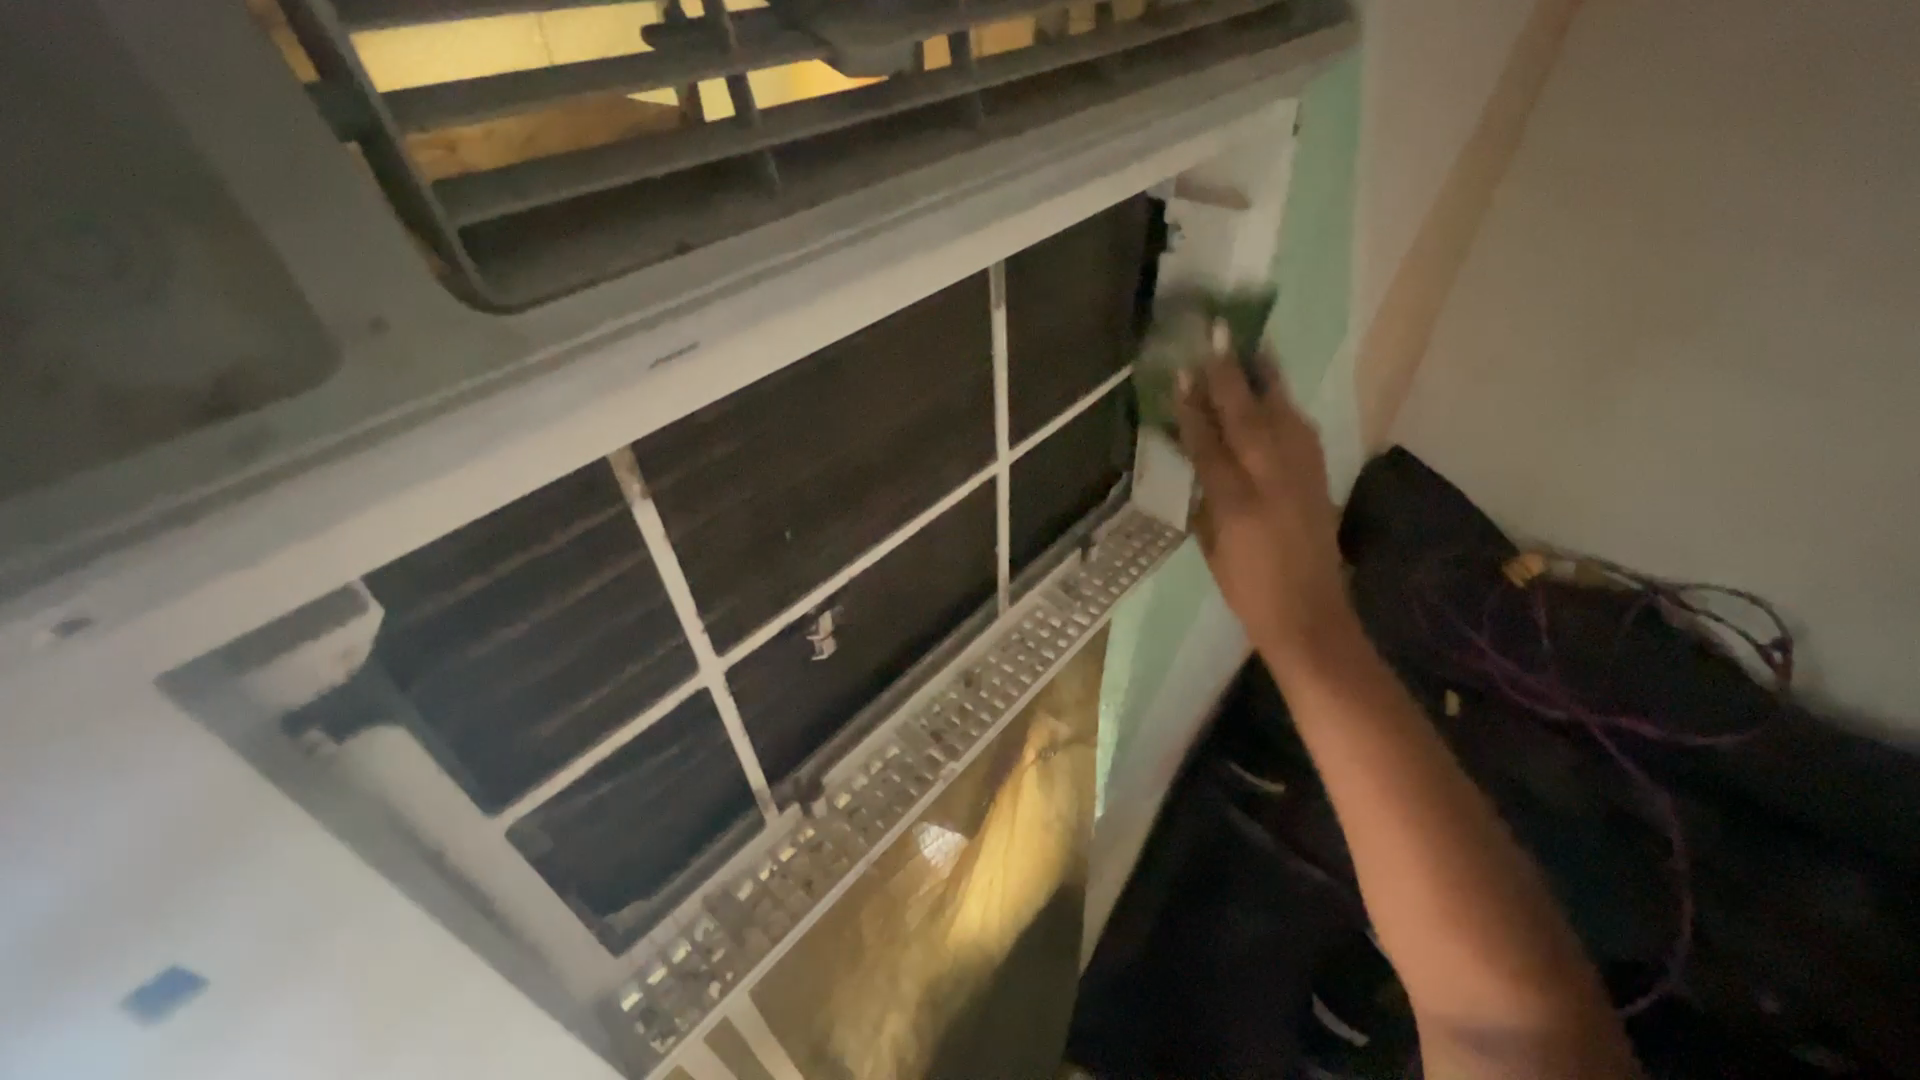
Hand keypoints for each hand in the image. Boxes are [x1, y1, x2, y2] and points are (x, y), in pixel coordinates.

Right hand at [1173, 344, 1355, 669]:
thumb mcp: (1212, 547)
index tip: (1180, 373)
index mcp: (1235, 504)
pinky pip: (1302, 433)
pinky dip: (1287, 409)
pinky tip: (1279, 395)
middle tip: (1218, 336)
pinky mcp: (1321, 481)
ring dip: (1266, 381)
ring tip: (1253, 348)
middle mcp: (1271, 482)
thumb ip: (1205, 499)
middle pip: (1248, 418)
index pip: (1209, 444)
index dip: (1193, 408)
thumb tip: (1199, 458)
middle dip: (1230, 376)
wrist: (1310, 616)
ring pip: (1282, 417)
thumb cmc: (1247, 590)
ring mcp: (1302, 478)